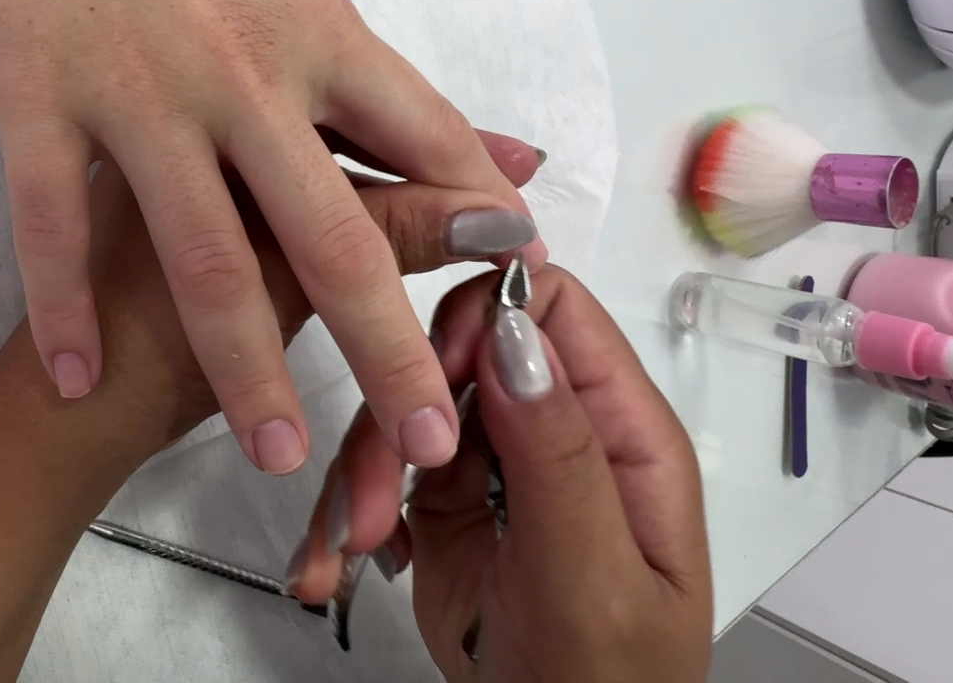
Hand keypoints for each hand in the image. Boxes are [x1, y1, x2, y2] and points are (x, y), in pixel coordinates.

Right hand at [0, 0, 542, 475]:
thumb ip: (348, 44)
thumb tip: (443, 121)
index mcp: (308, 22)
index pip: (418, 142)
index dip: (471, 229)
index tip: (507, 299)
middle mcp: (238, 71)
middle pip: (334, 231)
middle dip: (389, 345)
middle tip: (429, 441)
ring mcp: (133, 92)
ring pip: (202, 256)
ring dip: (243, 366)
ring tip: (277, 452)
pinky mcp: (34, 99)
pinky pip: (50, 223)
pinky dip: (59, 307)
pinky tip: (72, 374)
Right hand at [288, 267, 712, 681]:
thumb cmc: (597, 682)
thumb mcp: (591, 579)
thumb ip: (558, 453)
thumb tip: (512, 326)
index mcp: (616, 425)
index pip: (551, 308)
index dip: (485, 319)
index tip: (432, 377)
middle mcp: (548, 422)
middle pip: (455, 349)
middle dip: (401, 406)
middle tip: (370, 485)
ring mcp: (487, 452)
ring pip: (402, 402)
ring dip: (361, 468)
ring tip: (347, 540)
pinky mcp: (435, 486)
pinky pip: (375, 457)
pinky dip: (346, 501)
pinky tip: (336, 556)